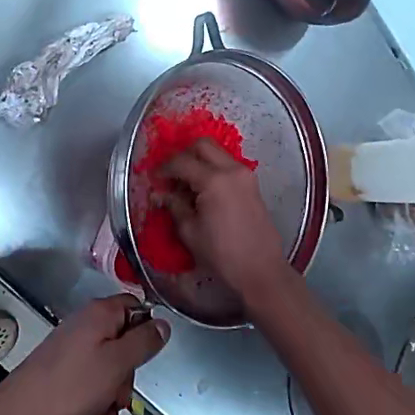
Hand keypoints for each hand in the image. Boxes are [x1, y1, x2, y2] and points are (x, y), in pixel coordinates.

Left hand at [0, 295, 169, 414]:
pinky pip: (89, 392)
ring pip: (107, 376)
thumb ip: (144, 341)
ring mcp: (69, 356)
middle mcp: (83, 329)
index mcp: (98, 315)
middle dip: (126, 379)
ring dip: (111, 403)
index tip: (147, 356)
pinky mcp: (59, 380)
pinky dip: (94, 412)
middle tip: (118, 397)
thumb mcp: (117, 364)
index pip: (136, 307)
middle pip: (123, 347)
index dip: (147, 331)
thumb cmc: (70, 390)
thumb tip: (163, 323)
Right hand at [157, 139, 290, 297]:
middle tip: (170, 176)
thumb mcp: (190, 231)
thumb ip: (174, 206)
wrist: (260, 269)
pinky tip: (202, 192)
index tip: (153, 179)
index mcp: (214, 180)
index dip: (163, 169)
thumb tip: (161, 195)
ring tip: (185, 186)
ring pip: (217, 153)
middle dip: (183, 156)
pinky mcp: (252, 185)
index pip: (181, 162)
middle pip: (203, 145)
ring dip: (199, 162)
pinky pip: (227, 166)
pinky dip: (212, 170)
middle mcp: (232, 170)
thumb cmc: (222, 254)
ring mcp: (245, 176)